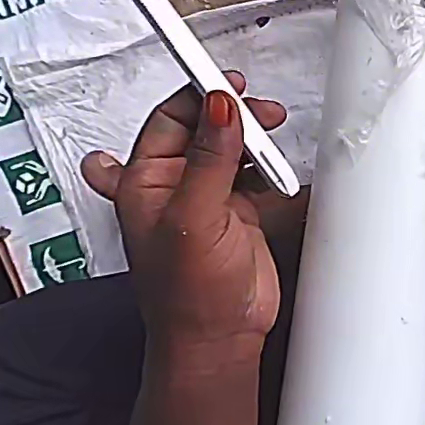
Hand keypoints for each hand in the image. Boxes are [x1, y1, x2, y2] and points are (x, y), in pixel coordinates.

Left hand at [82, 73, 289, 375]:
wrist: (221, 339)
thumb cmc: (188, 296)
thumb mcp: (193, 219)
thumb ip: (208, 160)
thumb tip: (219, 109)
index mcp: (146, 180)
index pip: (171, 117)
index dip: (200, 96)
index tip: (231, 85)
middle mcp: (175, 183)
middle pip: (205, 126)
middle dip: (234, 116)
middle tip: (261, 115)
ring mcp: (209, 196)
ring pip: (232, 146)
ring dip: (254, 141)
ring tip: (273, 147)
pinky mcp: (239, 210)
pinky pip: (255, 172)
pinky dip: (269, 167)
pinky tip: (278, 171)